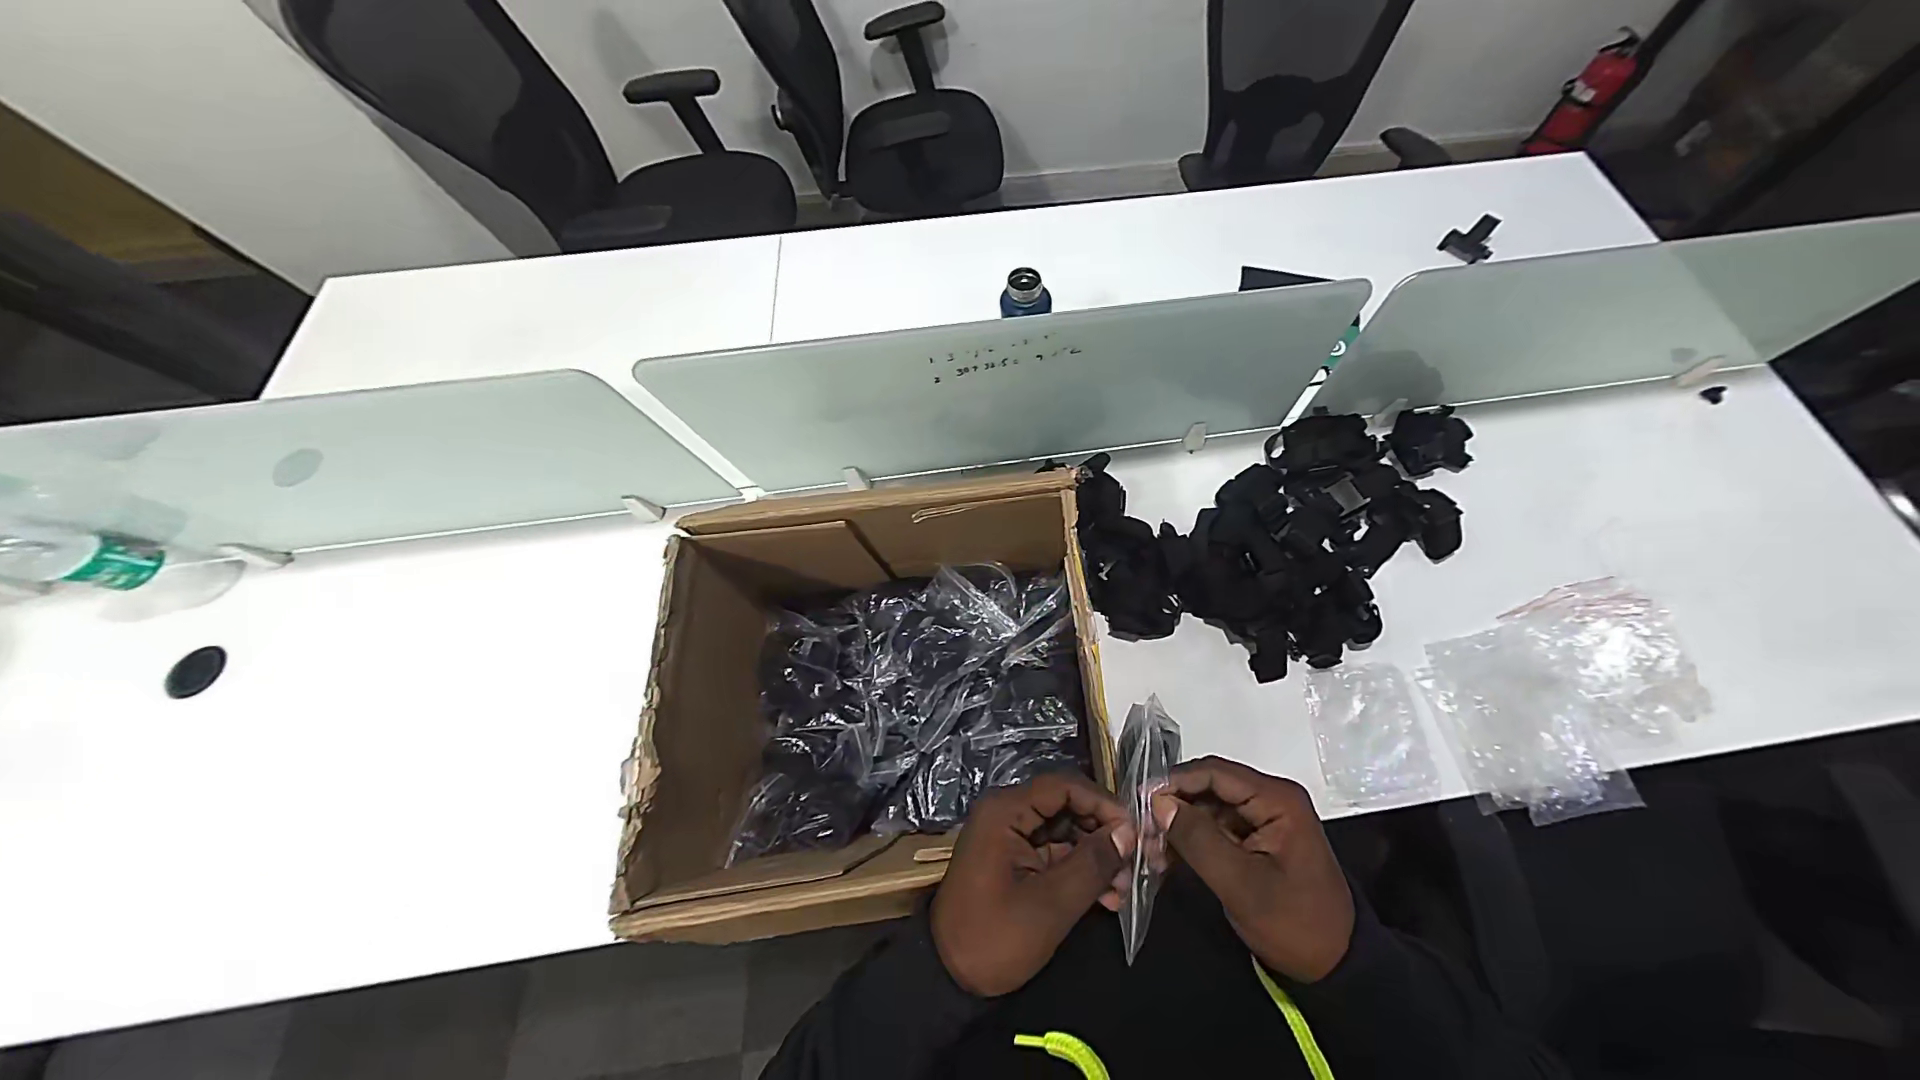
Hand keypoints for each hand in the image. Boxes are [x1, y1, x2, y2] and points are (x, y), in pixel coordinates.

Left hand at [931, 772, 1133, 996]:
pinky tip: (1107, 898)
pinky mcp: (1017, 859)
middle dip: (1103, 834)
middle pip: (1067, 806)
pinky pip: (1057, 851)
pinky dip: (1081, 870)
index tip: (1134, 834)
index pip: (1064, 786)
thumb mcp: (1050, 904)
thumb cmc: (995, 937)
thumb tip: (1128, 832)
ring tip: (1121, 891)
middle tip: (1133, 867)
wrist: (948, 976)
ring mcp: (1011, 836)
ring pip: (1066, 830)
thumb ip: (1091, 864)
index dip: (1102, 804)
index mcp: (1005, 810)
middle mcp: (1007, 813)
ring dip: (1096, 856)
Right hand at [1154, 756, 1353, 981]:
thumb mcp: (1241, 885)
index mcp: (1277, 799)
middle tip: (1141, 830)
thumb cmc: (1294, 924)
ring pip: (1206, 807)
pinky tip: (1167, 858)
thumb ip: (1197, 839)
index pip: (1214, 773)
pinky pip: (1214, 827)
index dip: (1174, 782)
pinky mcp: (1255, 837)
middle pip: (1208, 787)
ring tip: (1151, 850)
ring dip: (1178, 825)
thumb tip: (1157, 802)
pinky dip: (1190, 840)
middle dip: (1173, 806)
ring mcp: (1263, 818)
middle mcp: (1270, 799)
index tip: (1139, 801)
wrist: (1336, 969)